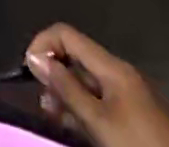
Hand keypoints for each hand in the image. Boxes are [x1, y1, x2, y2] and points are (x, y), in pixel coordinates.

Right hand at [25, 24, 168, 146]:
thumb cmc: (137, 146)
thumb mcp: (97, 120)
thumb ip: (65, 87)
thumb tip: (35, 57)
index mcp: (113, 67)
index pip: (65, 34)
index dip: (42, 45)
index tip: (31, 71)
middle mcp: (121, 72)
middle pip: (74, 56)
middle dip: (53, 74)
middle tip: (44, 103)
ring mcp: (129, 93)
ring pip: (85, 80)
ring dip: (65, 93)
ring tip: (56, 117)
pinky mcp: (134, 112)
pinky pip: (99, 97)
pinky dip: (82, 105)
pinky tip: (75, 125)